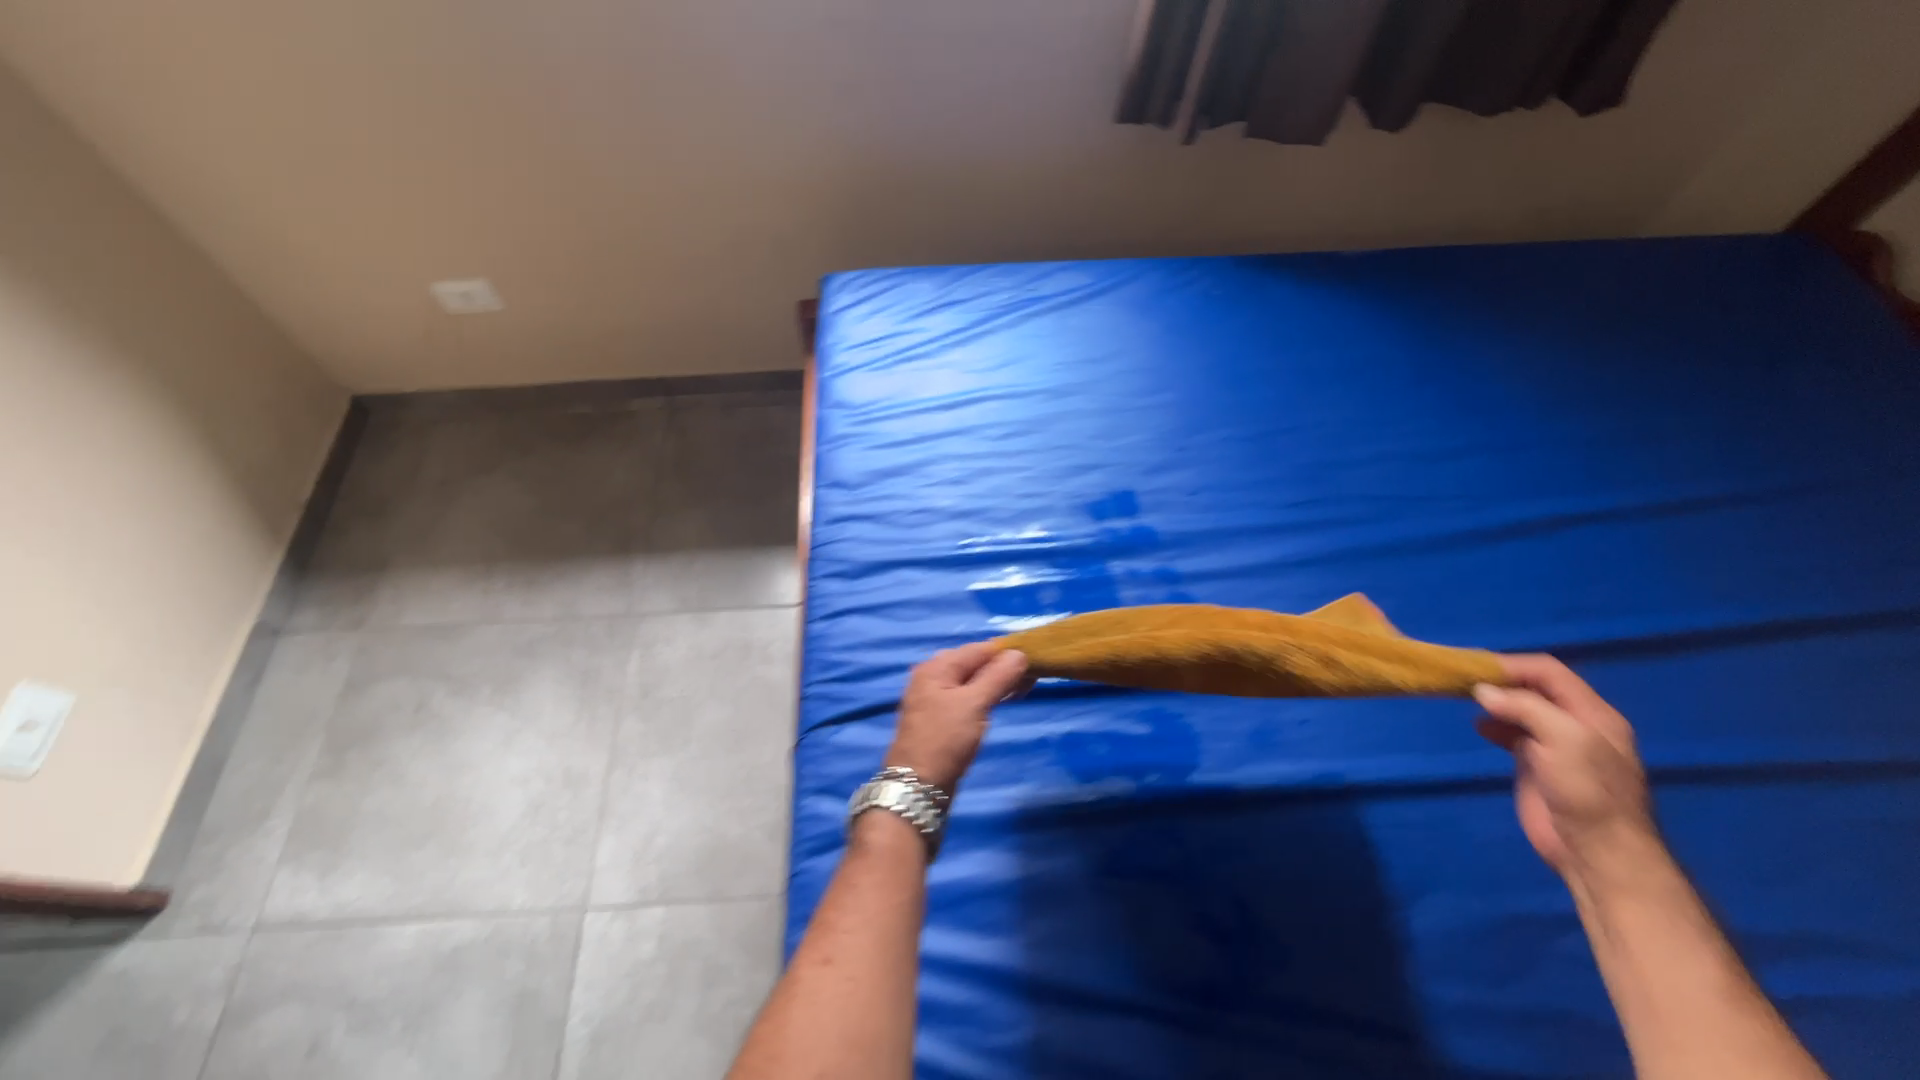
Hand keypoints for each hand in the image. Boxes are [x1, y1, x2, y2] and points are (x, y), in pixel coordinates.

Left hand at [887, 644, 1028, 794]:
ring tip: (1024, 689)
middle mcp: (933, 677)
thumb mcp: (974, 704)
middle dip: (1003, 668)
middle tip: (1034, 678)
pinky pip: (968, 699)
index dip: (1007, 652)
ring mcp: (935, 699)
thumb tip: (1019, 653)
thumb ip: (997, 676)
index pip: (979, 649)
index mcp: (936, 667)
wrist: (918, 786)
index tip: (1035, 660)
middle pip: (975, 664)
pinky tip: (1001, 702)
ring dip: (997, 683)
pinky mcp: (941, 718)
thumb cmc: (945, 740)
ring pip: (972, 682)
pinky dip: (986, 697)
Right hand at [1474, 655, 1656, 878]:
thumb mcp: (1565, 740)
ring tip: (1465, 699)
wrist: (1597, 853)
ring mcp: (1556, 746)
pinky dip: (1495, 725)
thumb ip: (1526, 708)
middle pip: (1535, 689)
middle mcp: (1575, 724)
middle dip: (1501, 681)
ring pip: (1522, 710)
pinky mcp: (1537, 766)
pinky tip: (1479, 727)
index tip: (1475, 667)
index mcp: (1593, 714)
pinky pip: (1514, 734)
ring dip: (1495, 702)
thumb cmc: (1587, 792)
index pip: (1550, 672)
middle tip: (1463, 679)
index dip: (1513, 665)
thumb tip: (1482, 690)